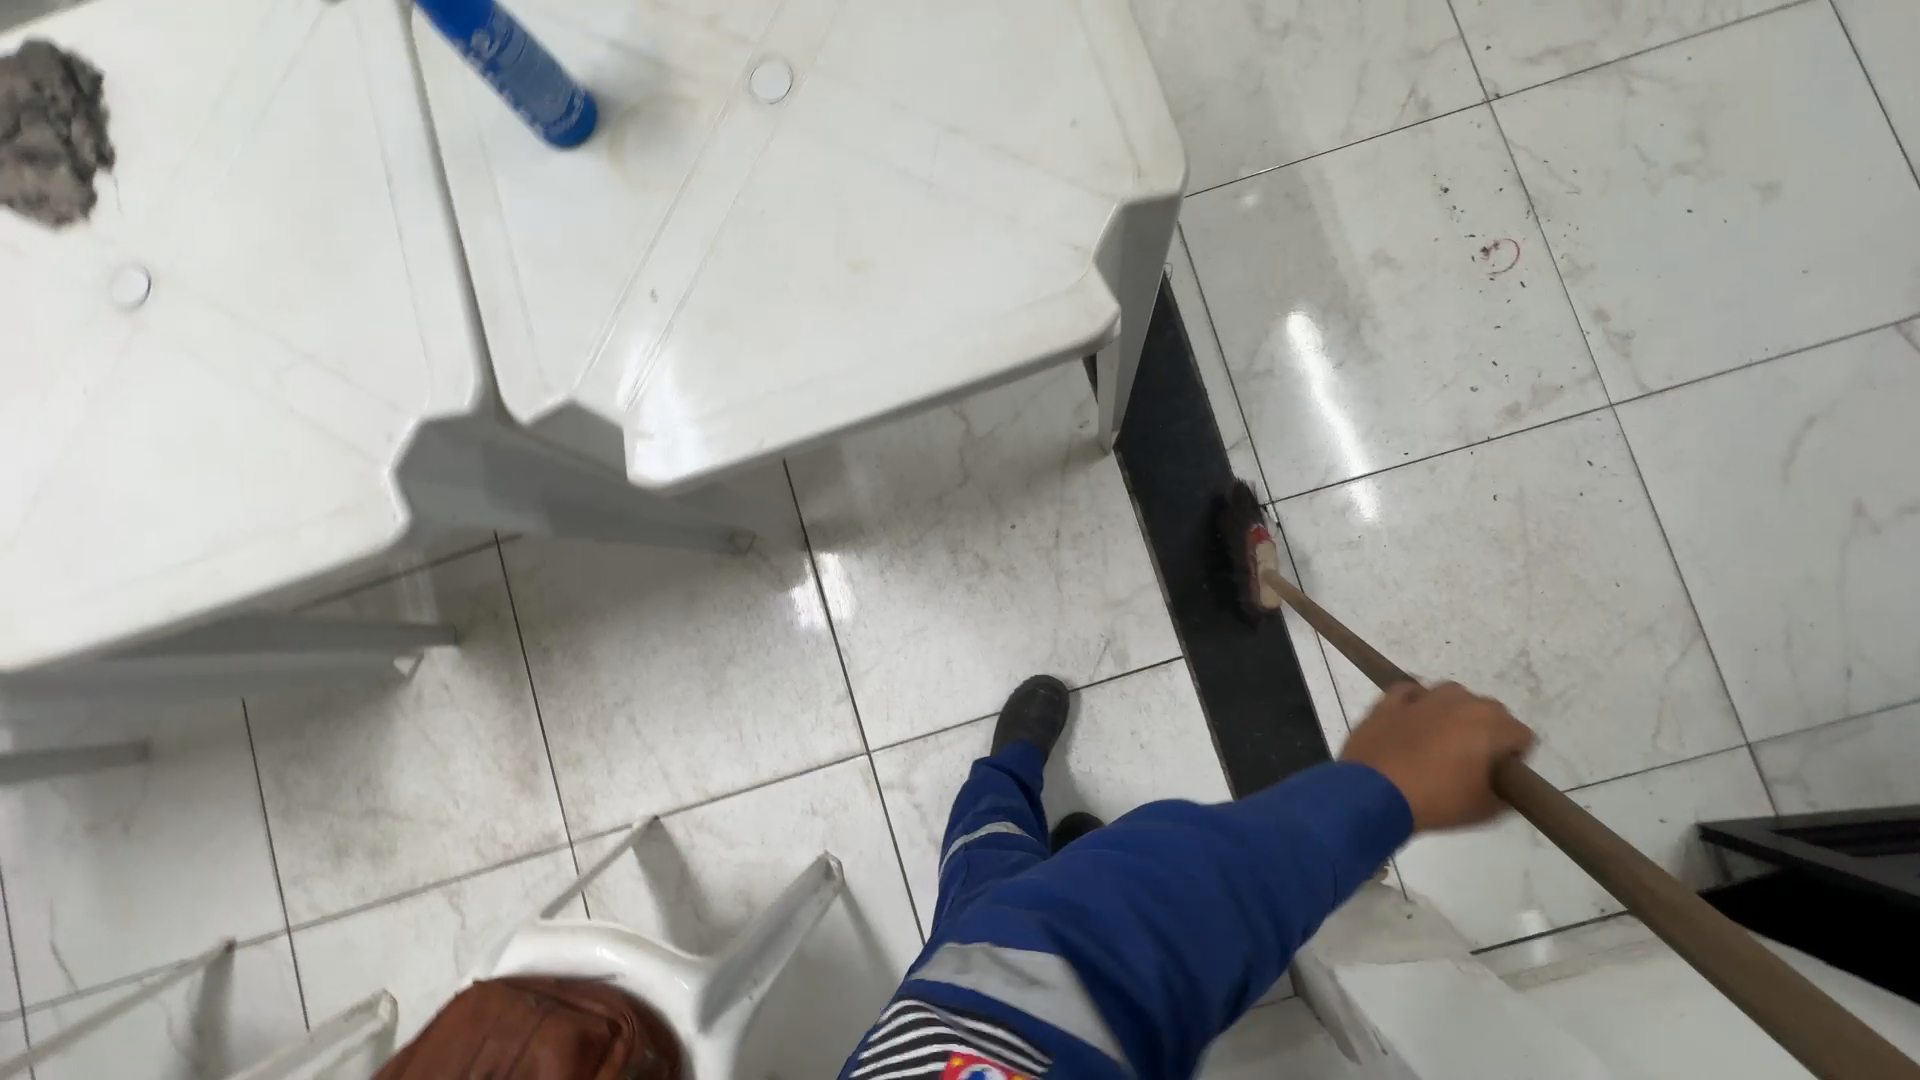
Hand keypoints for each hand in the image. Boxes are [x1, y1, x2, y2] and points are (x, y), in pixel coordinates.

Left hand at [1338, 681, 1534, 831]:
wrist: (1373, 793)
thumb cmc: (1436, 800)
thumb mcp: (1486, 808)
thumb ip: (1505, 793)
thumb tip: (1503, 787)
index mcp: (1489, 725)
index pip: (1520, 735)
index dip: (1513, 755)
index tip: (1500, 774)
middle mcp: (1458, 702)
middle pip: (1488, 710)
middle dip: (1487, 731)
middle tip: (1472, 760)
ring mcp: (1420, 698)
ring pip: (1450, 694)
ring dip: (1453, 711)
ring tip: (1443, 739)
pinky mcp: (1387, 702)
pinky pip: (1408, 692)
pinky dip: (1415, 702)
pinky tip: (1412, 719)